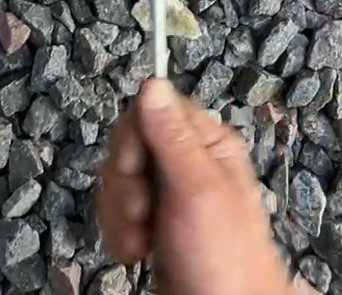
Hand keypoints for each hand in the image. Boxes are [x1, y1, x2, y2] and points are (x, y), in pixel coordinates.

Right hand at [100, 80, 292, 294]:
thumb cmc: (225, 260)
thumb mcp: (199, 193)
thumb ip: (173, 137)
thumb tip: (152, 81)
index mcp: (206, 143)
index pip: (152, 107)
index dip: (134, 136)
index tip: (134, 166)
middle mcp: (186, 162)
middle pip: (128, 142)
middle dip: (123, 181)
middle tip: (140, 211)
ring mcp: (167, 194)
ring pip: (118, 177)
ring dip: (119, 213)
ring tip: (139, 241)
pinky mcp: (152, 223)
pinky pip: (116, 208)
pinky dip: (118, 232)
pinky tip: (135, 252)